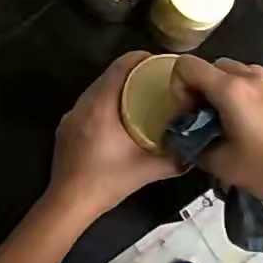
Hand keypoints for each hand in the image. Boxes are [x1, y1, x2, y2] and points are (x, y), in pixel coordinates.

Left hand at [46, 52, 181, 220]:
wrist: (67, 204)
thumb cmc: (106, 183)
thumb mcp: (146, 171)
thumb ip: (174, 160)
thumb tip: (196, 150)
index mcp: (100, 107)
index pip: (119, 67)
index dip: (139, 58)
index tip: (160, 62)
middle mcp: (82, 105)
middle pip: (108, 76)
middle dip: (132, 72)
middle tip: (157, 79)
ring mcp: (71, 116)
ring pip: (97, 90)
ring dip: (118, 87)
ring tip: (142, 95)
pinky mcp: (65, 128)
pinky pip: (88, 104)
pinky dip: (105, 102)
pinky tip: (119, 116)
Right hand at [172, 56, 262, 224]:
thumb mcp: (221, 165)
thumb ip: (193, 147)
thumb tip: (183, 141)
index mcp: (231, 89)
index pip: (187, 66)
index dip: (178, 88)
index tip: (189, 115)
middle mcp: (250, 75)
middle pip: (210, 67)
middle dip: (199, 90)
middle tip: (204, 121)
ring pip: (232, 72)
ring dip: (220, 90)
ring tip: (226, 123)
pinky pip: (251, 80)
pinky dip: (240, 93)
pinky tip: (249, 123)